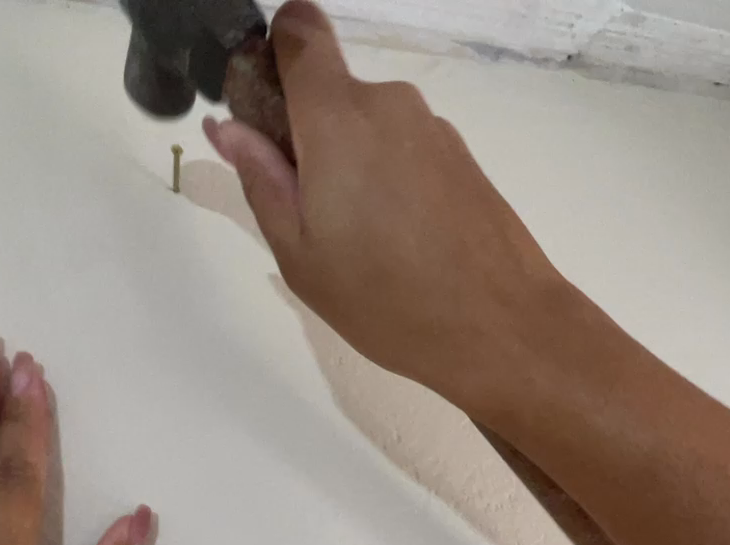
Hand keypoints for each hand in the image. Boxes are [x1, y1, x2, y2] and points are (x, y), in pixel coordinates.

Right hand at [204, 0, 579, 410]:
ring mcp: (437, 133)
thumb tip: (229, 129)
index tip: (271, 117)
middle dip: (315, 142)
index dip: (275, 56)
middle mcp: (391, 106)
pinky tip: (408, 250)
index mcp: (338, 117)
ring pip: (376, 133)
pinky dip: (397, 188)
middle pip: (336, 96)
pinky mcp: (467, 163)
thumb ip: (262, 182)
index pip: (299, 31)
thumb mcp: (301, 256)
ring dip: (359, 172)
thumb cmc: (386, 301)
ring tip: (368, 249)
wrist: (500, 328)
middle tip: (319, 222)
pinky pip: (412, 157)